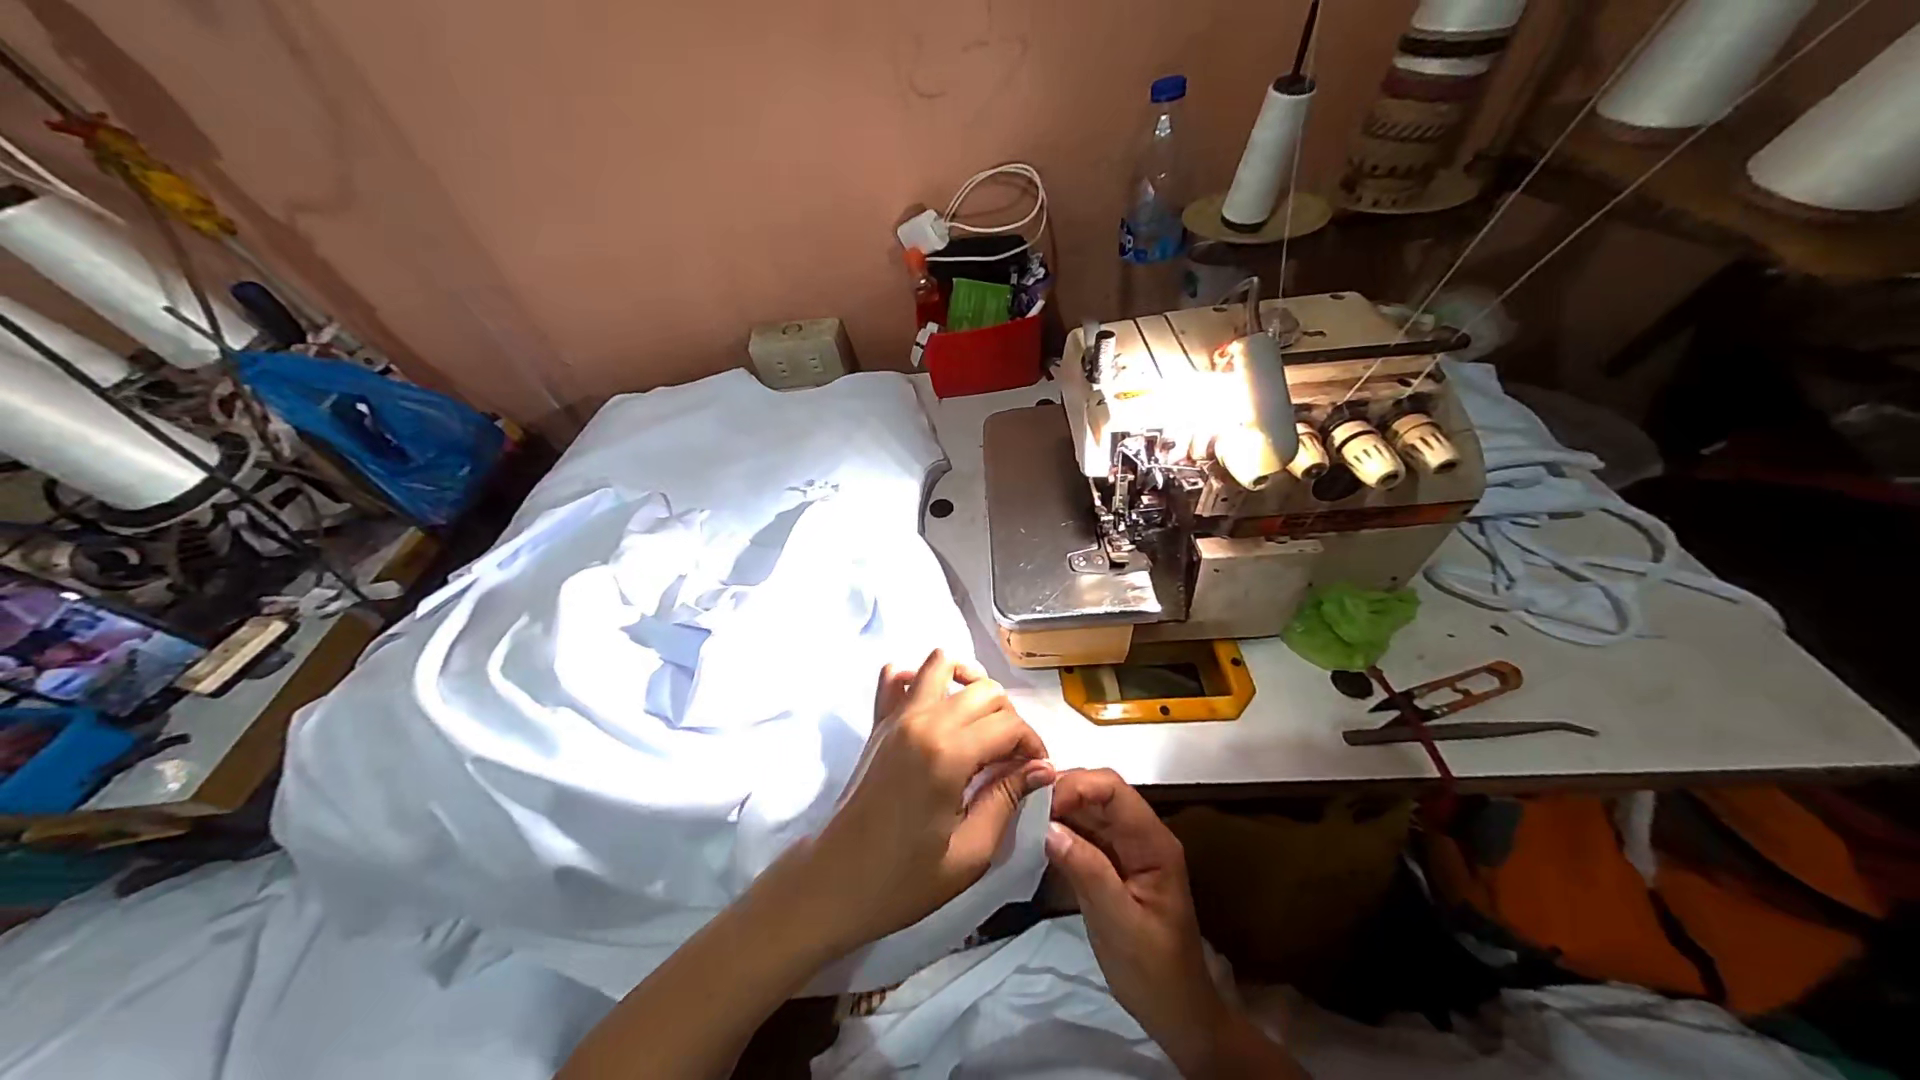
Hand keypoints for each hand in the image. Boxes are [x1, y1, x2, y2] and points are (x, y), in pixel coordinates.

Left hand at [775, 649, 1052, 954]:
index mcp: (948, 754)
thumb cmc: (903, 880)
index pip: (1009, 724)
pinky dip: (920, 679)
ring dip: (969, 683)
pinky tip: (934, 709)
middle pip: (984, 690)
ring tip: (980, 723)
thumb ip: (1006, 799)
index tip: (1035, 773)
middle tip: (1011, 758)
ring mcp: (895, 717)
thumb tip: (1041, 769)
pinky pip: (897, 676)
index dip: (1033, 745)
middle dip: (1009, 719)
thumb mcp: (969, 853)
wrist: (835, 882)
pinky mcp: (877, 723)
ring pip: (942, 664)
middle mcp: (922, 722)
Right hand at [1044, 769, 1232, 1069]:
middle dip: (1060, 793)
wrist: (1177, 1013)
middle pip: (1099, 792)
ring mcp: (1125, 847)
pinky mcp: (1110, 862)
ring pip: (1087, 809)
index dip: (1076, 787)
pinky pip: (1082, 832)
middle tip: (1021, 807)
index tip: (1038, 805)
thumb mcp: (1120, 924)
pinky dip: (1058, 829)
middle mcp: (1140, 835)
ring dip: (1056, 809)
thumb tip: (1048, 828)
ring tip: (1021, 817)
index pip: (1113, 790)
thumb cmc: (1154, 972)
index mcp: (1153, 842)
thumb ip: (1088, 872)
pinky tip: (1034, 837)